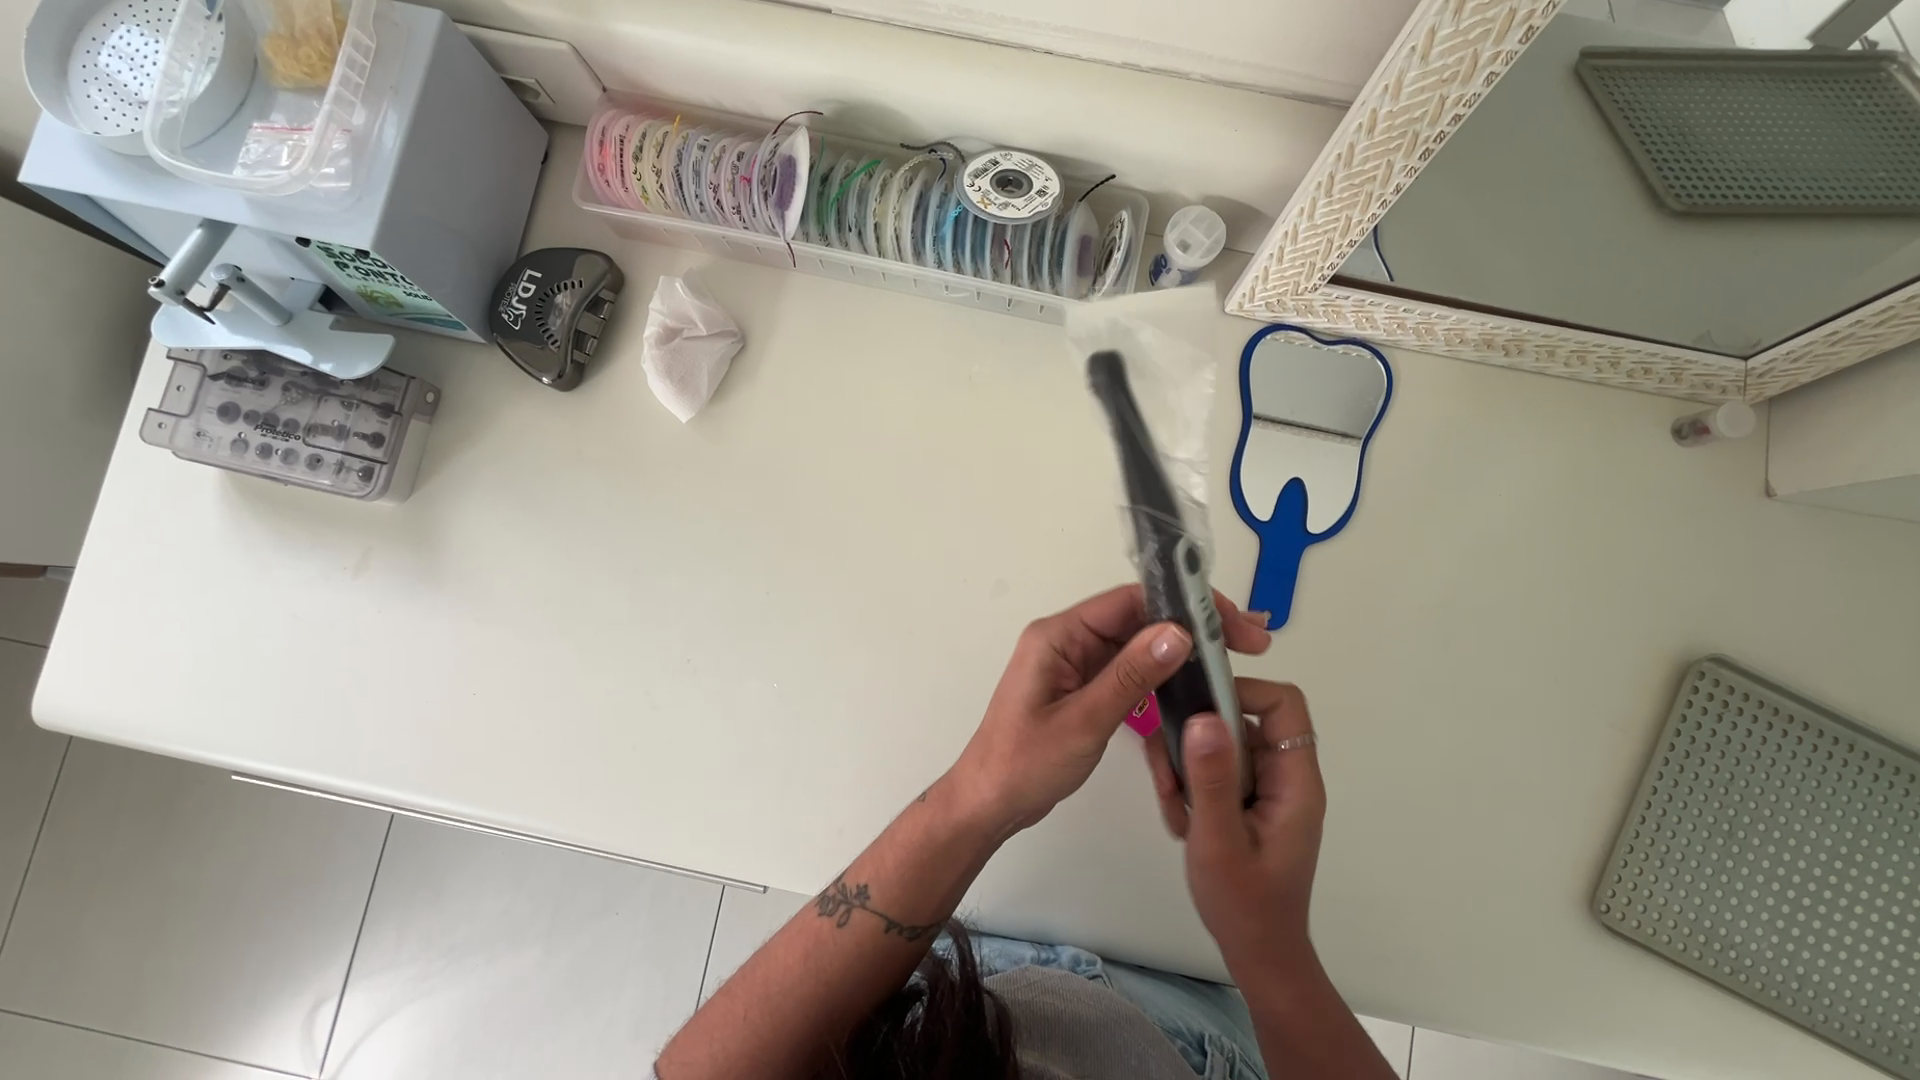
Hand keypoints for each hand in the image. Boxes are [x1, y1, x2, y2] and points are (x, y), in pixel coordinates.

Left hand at [947, 585, 1272, 836]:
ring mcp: (1076, 664)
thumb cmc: (1025, 763)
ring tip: (1236, 657)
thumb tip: (1180, 632)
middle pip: (1139, 618)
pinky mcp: (1084, 688)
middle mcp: (1068, 640)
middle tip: (1252, 641)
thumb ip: (1130, 676)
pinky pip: (1129, 670)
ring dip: (1183, 649)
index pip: (1131, 601)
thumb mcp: (1083, 721)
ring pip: (1138, 644)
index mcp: (1059, 635)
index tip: (1234, 623)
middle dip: (1194, 625)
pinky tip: (1197, 681)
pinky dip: (1163, 673)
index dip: (1186, 605)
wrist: (988, 803)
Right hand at [1144, 680, 1325, 975]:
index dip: (1242, 691)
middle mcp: (1282, 776)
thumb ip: (1211, 779)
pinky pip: (1213, 771)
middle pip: (1240, 721)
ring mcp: (1263, 789)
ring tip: (1175, 807)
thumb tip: (1203, 716)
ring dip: (1186, 768)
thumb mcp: (1219, 841)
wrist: (1257, 954)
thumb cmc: (1244, 903)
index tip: (1194, 708)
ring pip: (1218, 746)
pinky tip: (1181, 821)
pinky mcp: (1245, 802)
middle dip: (1196, 740)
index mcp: (1294, 780)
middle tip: (1168, 776)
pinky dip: (1189, 787)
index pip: (1283, 704)